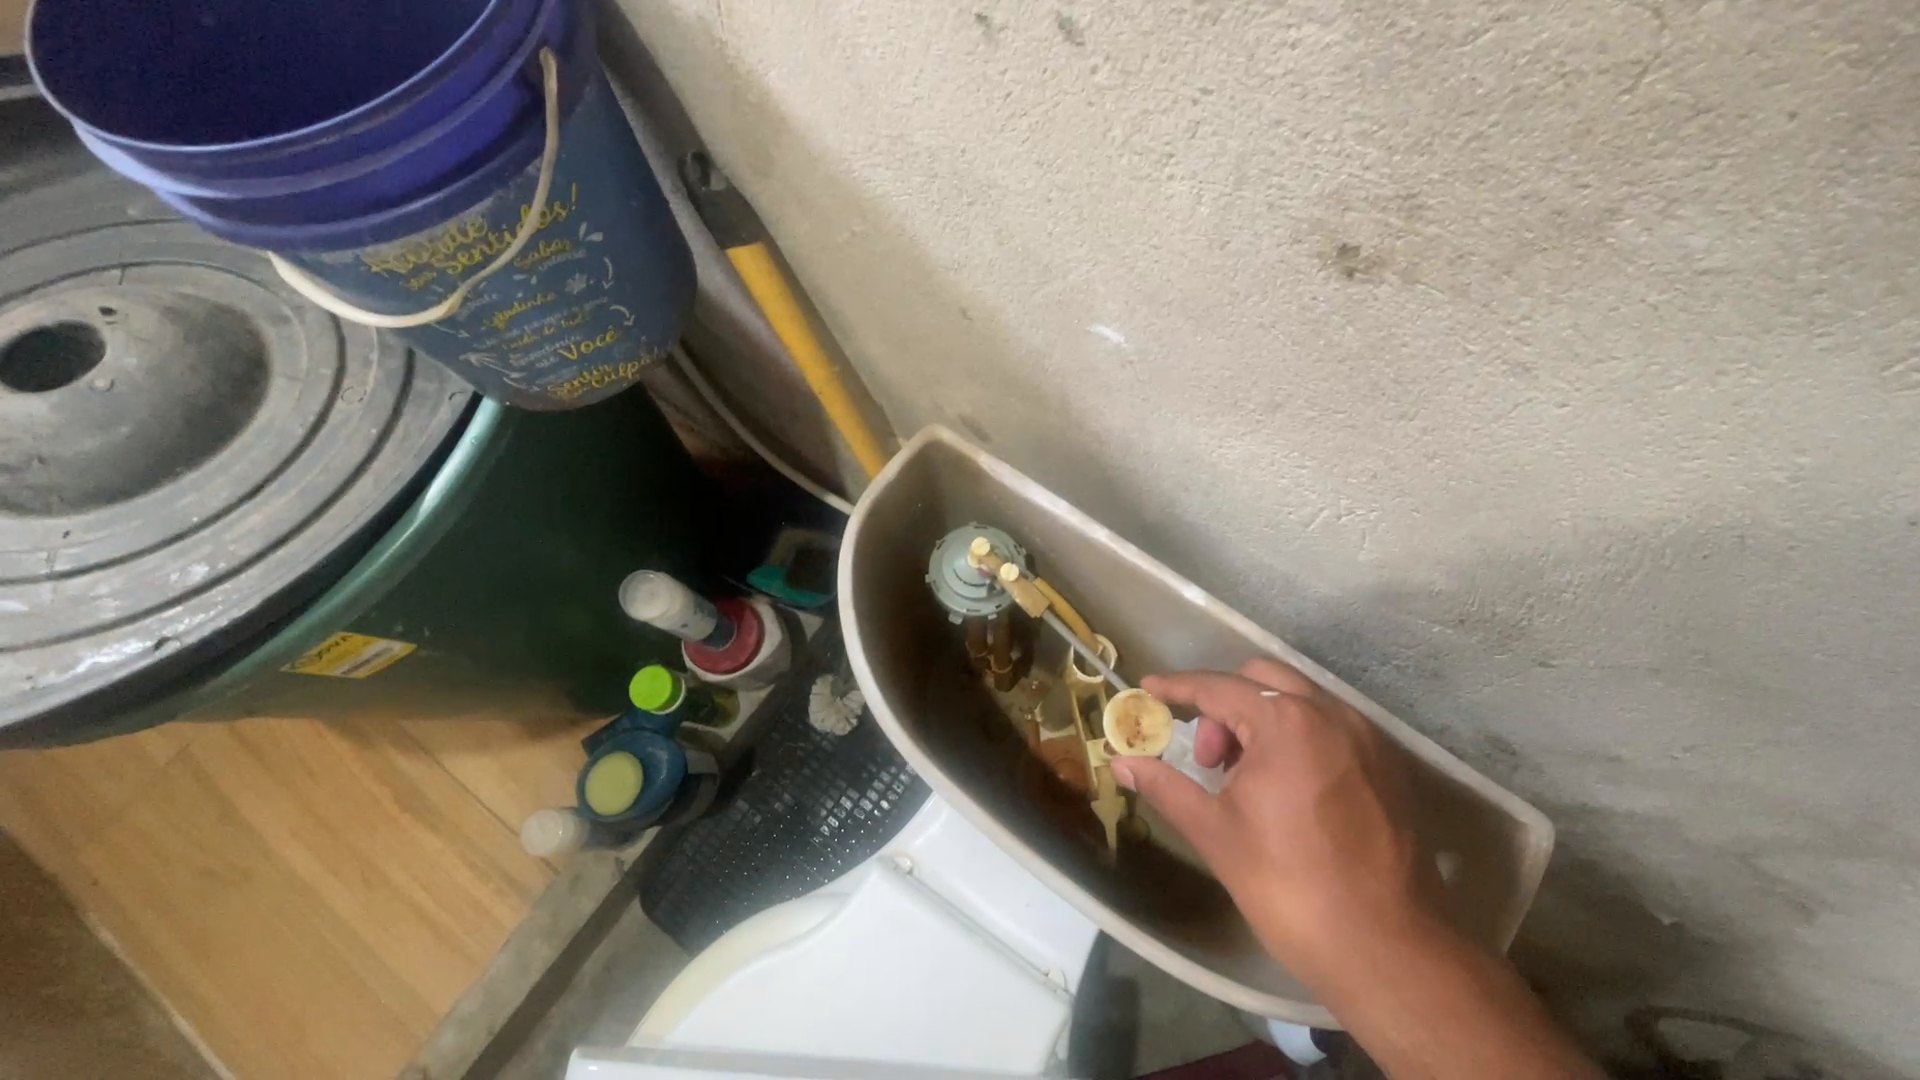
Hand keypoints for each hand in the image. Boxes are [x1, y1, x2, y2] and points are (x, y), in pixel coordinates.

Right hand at [1111, 658, 1435, 982]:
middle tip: (1208, 759)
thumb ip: (1165, 785)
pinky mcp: (1389, 766)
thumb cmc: (1287, 884)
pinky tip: (1286, 790)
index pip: (1217, 687)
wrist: (1384, 948)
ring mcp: (1367, 738)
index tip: (1148, 688)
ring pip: (1300, 700)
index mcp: (1286, 722)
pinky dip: (1297, 737)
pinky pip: (1331, 727)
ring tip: (1245, 780)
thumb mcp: (1214, 831)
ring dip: (1261, 720)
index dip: (1177, 686)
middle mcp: (1332, 714)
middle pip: (1262, 680)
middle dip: (1223, 704)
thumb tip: (1122, 762)